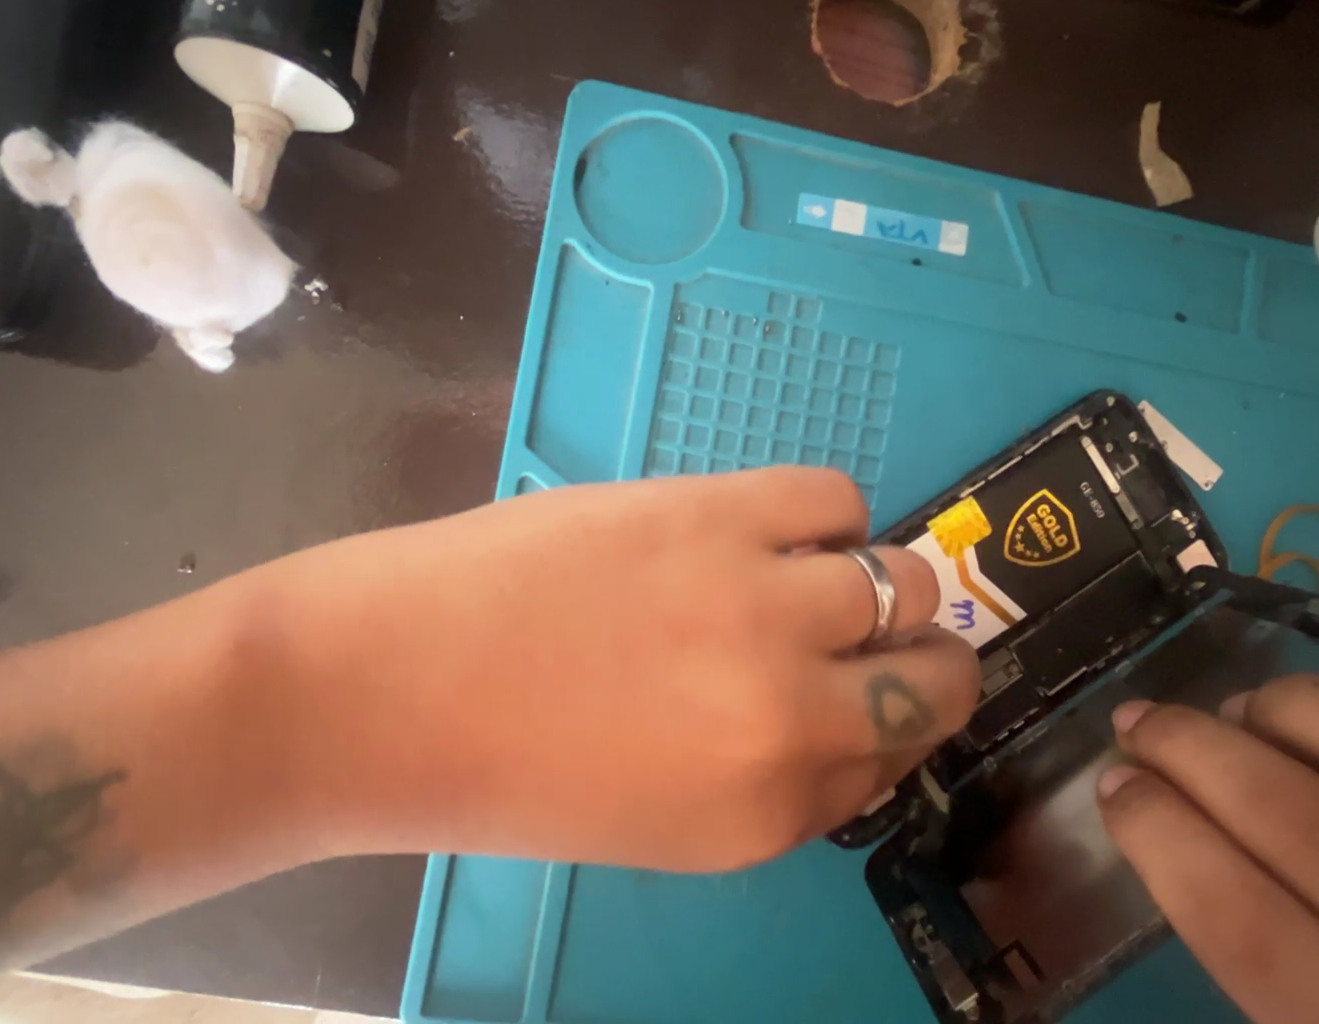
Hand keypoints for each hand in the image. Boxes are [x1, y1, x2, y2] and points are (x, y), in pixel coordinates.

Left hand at [256, 468, 979, 871]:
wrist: (385, 685)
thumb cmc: (515, 766)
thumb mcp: (671, 820)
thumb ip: (781, 781)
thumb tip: (853, 721)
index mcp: (771, 809)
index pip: (898, 759)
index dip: (892, 724)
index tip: (869, 697)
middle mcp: (790, 711)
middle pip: (933, 673)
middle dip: (921, 659)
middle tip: (874, 638)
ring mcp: (761, 602)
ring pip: (904, 578)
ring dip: (879, 583)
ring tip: (817, 575)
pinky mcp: (720, 513)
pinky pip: (837, 498)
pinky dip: (830, 516)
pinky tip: (780, 529)